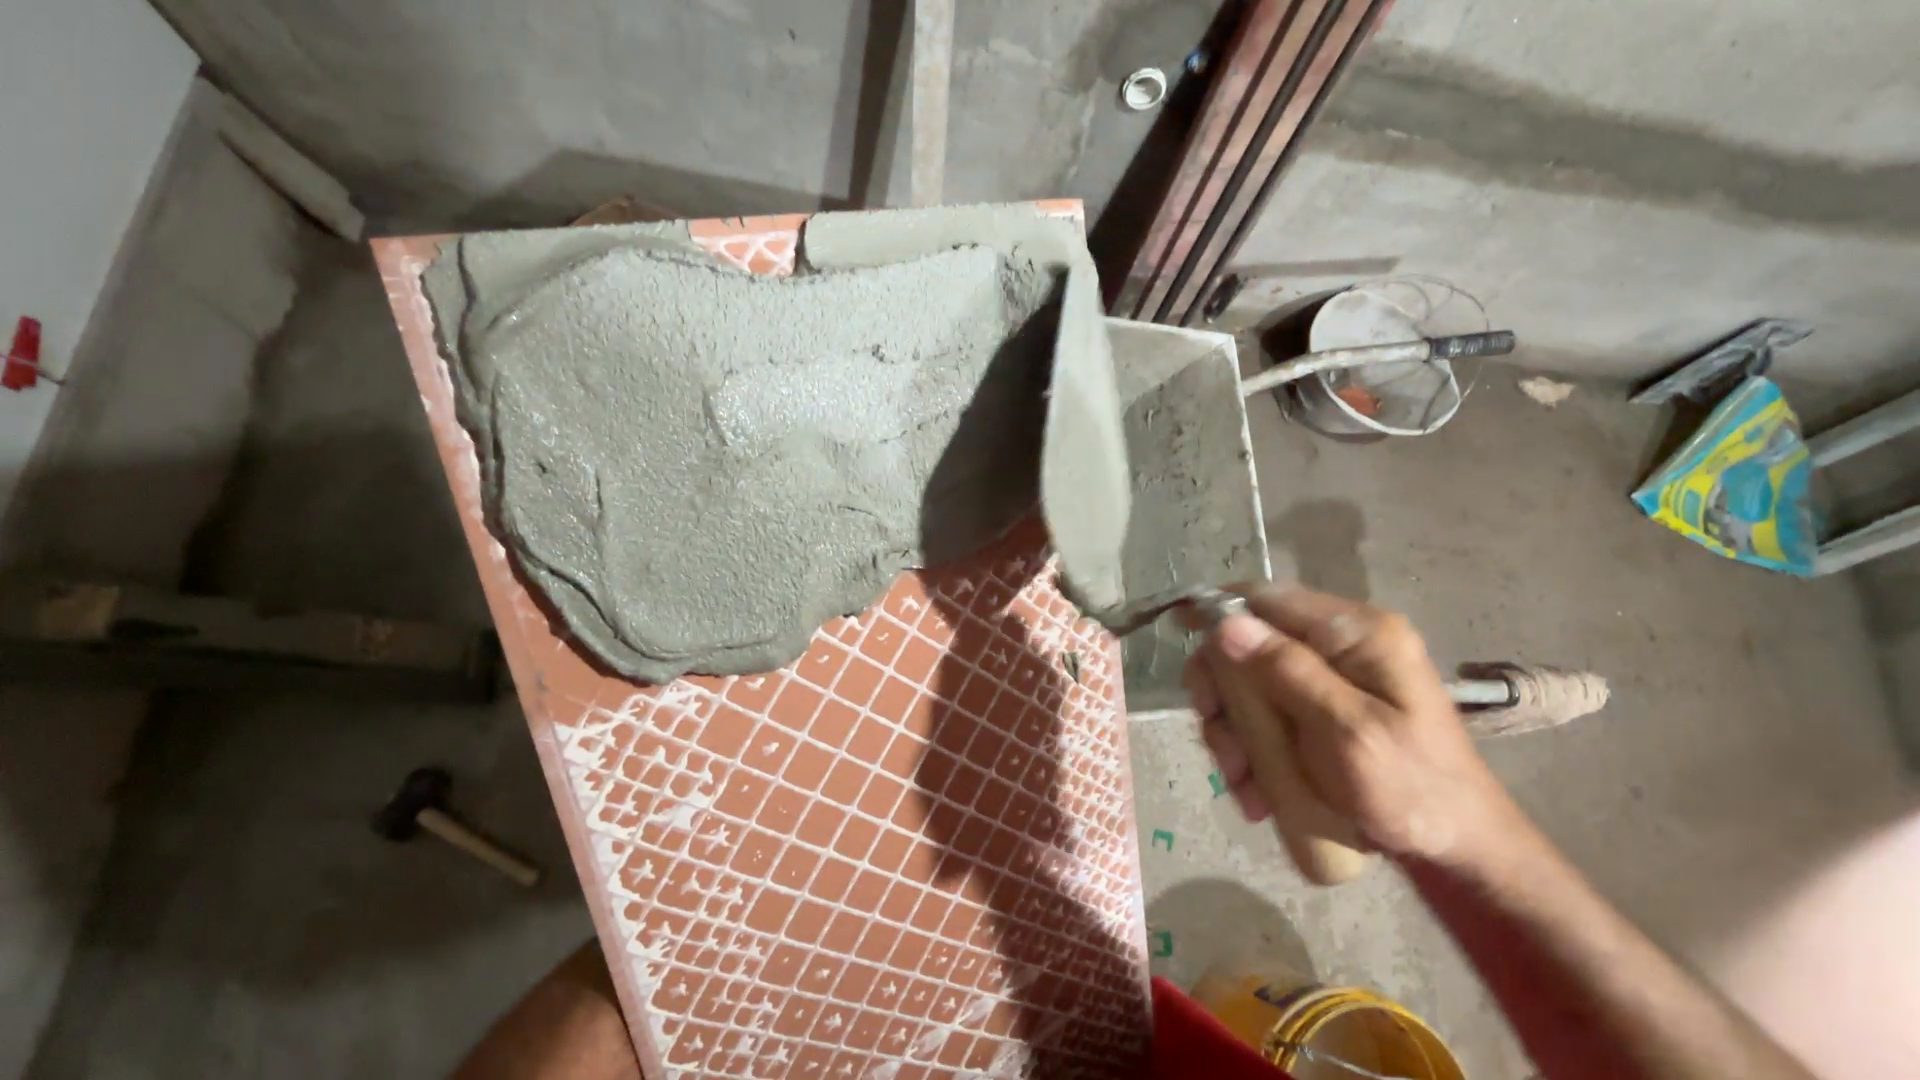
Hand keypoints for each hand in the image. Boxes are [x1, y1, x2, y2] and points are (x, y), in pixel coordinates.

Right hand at [1184, 585, 1522, 867]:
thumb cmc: (1413, 791)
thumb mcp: (1348, 732)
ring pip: (1253, 687)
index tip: (1176, 630)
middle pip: (1253, 645)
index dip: (1220, 611)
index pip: (1272, 599)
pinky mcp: (1326, 714)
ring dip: (1235, 733)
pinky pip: (1270, 717)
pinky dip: (1254, 752)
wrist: (1459, 852)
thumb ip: (1289, 673)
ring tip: (1242, 785)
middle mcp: (1344, 647)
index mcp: (1360, 634)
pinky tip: (1257, 794)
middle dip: (1225, 695)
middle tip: (1219, 745)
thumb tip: (1227, 624)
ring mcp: (1335, 681)